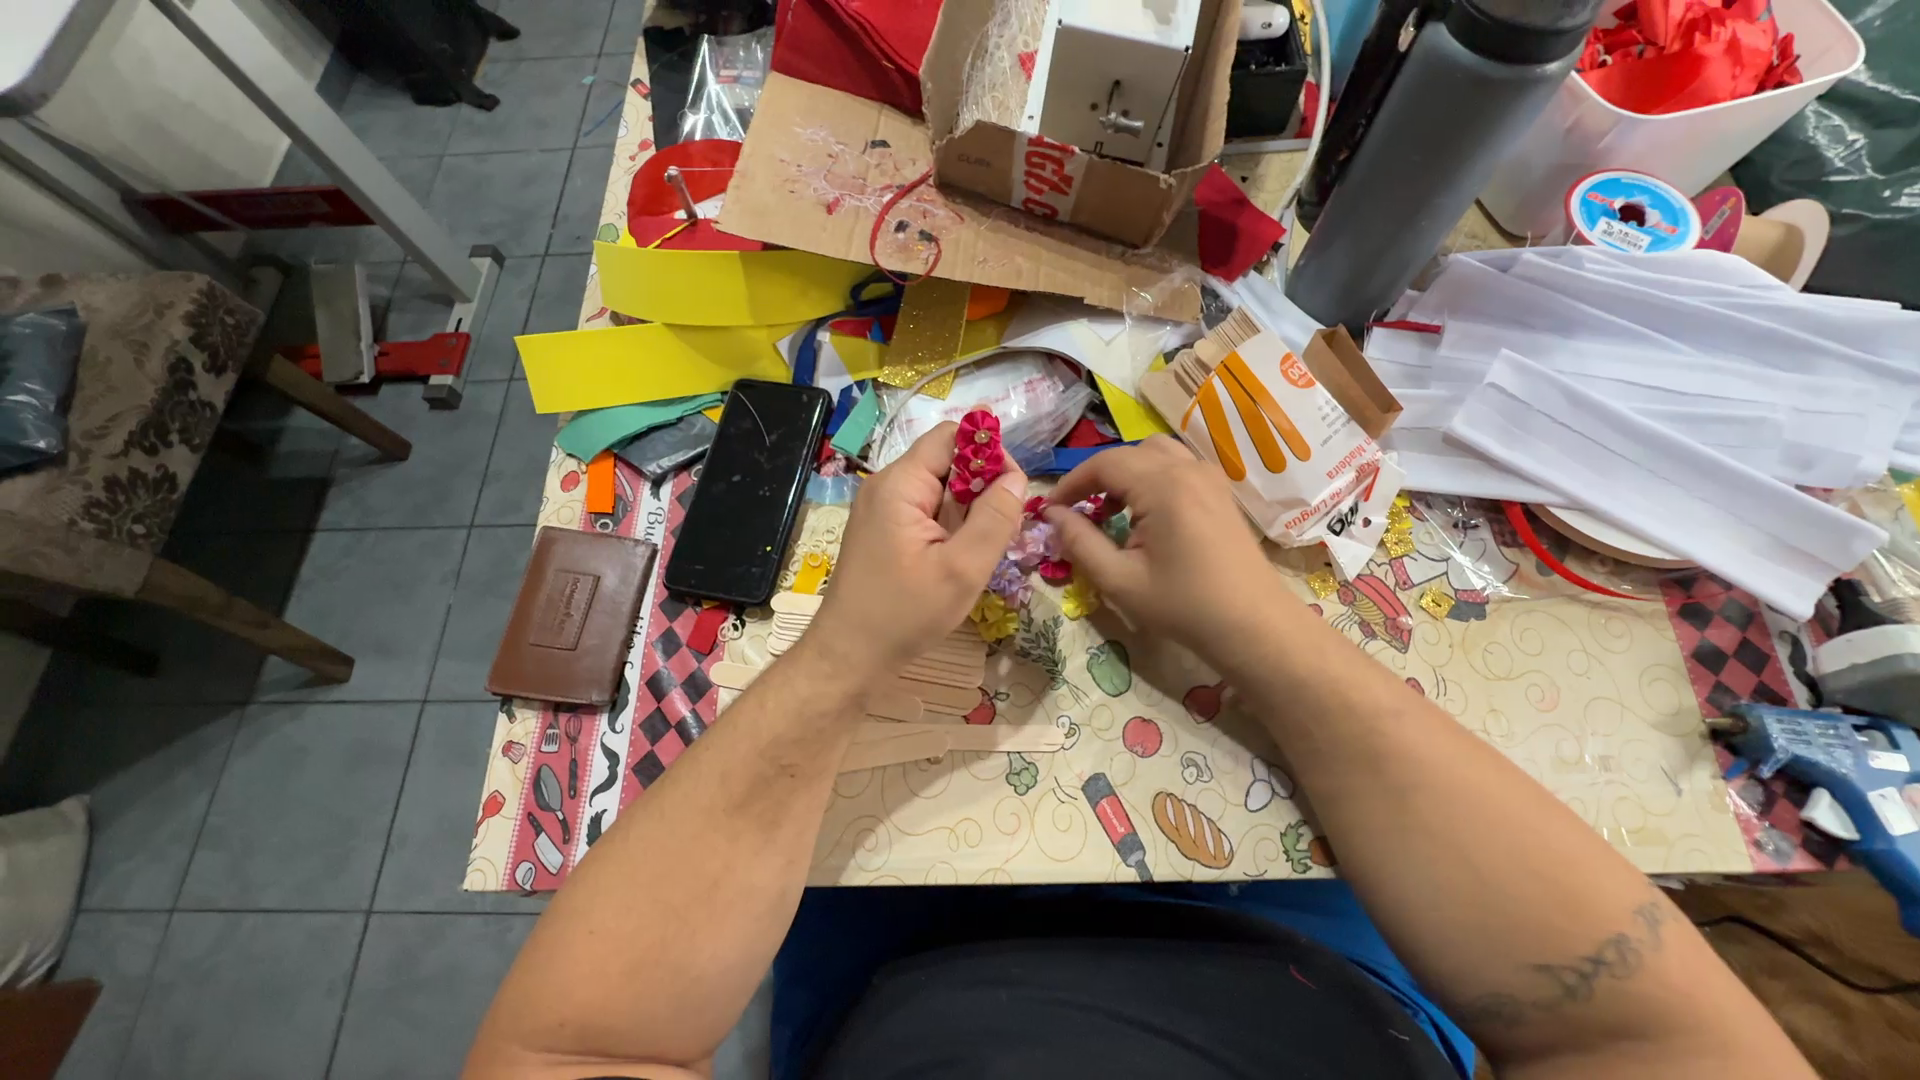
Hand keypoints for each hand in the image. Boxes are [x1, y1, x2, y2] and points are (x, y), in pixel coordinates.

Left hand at [810, 423, 1026, 679]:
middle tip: (1004, 526)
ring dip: (969, 509)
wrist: (850, 655)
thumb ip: (995, 519)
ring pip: (941, 489)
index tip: (1014, 489)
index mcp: (900, 484)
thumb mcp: (962, 570)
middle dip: (982, 485)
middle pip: (947, 461)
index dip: (988, 451)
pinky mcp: (886, 531)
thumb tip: (1017, 479)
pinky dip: (952, 525)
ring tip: (984, 546)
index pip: (951, 436)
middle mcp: (887, 486)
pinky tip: (963, 556)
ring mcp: (883, 509)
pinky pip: (928, 511)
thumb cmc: (904, 614)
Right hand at [1044, 437, 1293, 656]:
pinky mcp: (1220, 491)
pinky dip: (1152, 478)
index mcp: (1163, 486)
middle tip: (1078, 512)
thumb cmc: (1183, 606)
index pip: (1104, 464)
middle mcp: (1188, 470)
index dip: (1071, 483)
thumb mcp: (1119, 580)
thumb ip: (1080, 542)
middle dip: (1097, 477)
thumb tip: (1052, 515)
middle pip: (1129, 453)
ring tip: (1113, 511)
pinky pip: (1177, 466)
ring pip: (1155, 454)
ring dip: (1126, 474)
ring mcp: (1209, 477)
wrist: (1252, 624)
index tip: (1051, 510)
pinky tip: (1146, 516)